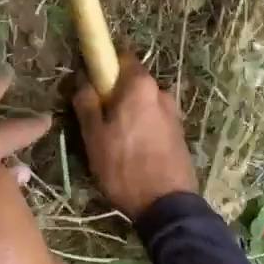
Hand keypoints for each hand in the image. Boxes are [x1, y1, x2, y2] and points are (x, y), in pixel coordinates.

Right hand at [71, 55, 197, 219]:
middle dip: (115, 92)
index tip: (90, 80)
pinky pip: (155, 120)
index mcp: (140, 86)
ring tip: (114, 139)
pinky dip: (143, 126)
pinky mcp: (180, 134)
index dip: (103, 63)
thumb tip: (83, 80)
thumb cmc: (123, 166)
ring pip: (144, 103)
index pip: (121, 56)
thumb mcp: (94, 136)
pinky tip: (132, 150)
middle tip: (97, 116)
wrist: (167, 207)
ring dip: (130, 112)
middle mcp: (161, 92)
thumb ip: (86, 102)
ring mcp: (174, 114)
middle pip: (133, 82)